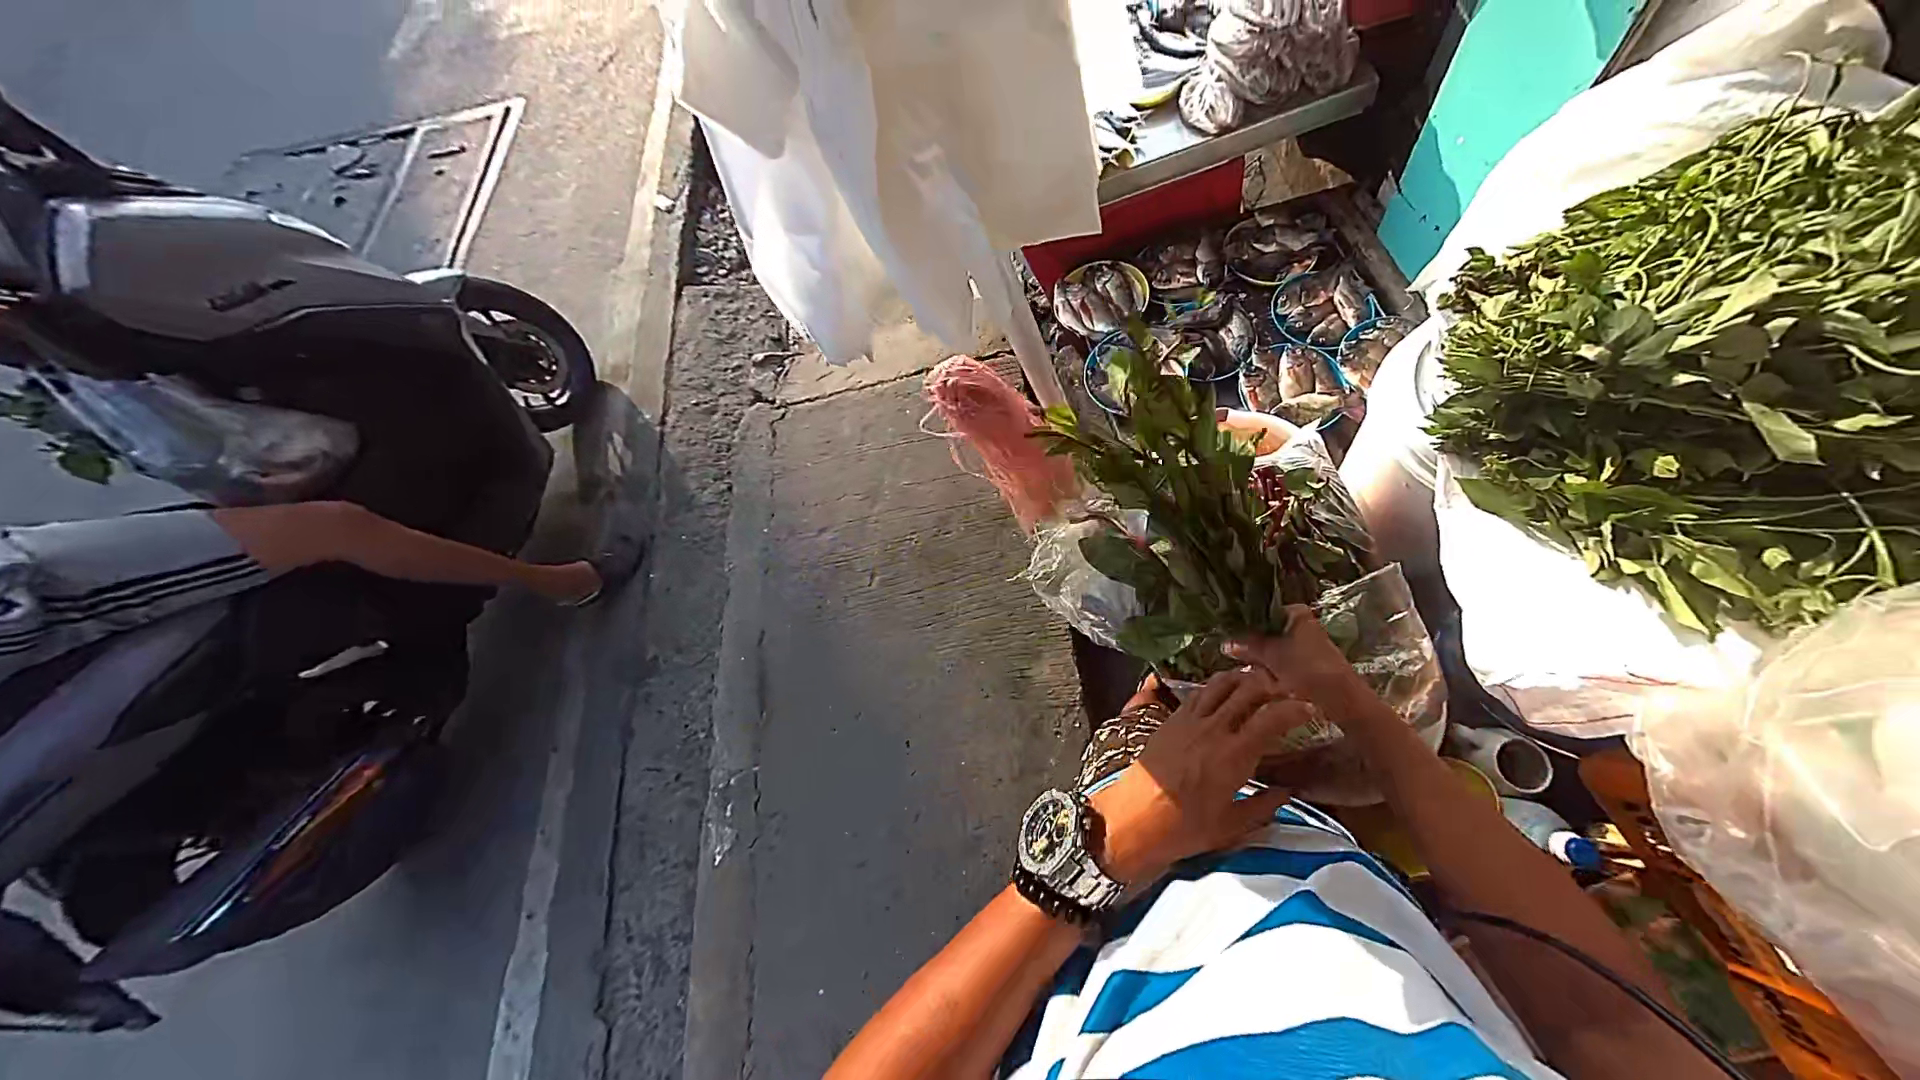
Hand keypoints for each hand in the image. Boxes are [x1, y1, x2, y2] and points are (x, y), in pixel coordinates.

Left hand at [1088, 669, 1315, 886]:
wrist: (1136, 817)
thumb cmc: (1185, 827)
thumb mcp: (1232, 826)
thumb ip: (1264, 806)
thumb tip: (1286, 791)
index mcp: (1234, 755)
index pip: (1271, 718)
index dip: (1295, 709)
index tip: (1309, 710)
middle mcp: (1213, 729)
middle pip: (1246, 689)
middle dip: (1270, 685)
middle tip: (1283, 692)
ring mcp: (1188, 720)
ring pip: (1218, 684)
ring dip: (1240, 678)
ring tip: (1254, 682)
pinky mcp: (1170, 720)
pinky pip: (1196, 693)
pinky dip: (1213, 687)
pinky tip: (1220, 694)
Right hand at [1225, 606, 1371, 718]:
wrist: (1341, 699)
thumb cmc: (1307, 669)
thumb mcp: (1271, 653)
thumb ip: (1247, 644)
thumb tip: (1225, 641)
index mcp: (1295, 613)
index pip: (1258, 613)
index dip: (1242, 628)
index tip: (1230, 641)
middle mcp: (1300, 623)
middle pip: (1264, 631)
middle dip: (1251, 647)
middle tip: (1239, 659)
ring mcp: (1304, 643)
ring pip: (1270, 648)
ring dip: (1260, 660)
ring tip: (1254, 672)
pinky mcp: (1306, 662)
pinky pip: (1280, 661)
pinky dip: (1271, 670)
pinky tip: (1266, 680)